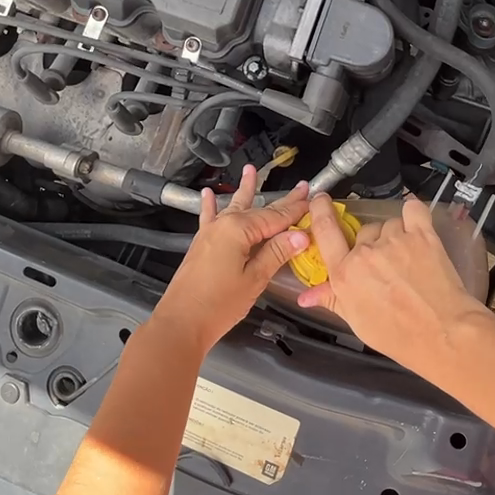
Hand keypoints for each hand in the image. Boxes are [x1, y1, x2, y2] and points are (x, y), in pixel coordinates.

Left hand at [148, 166, 311, 356]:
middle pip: (259, 210)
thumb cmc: (218, 305)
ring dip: (245, 190)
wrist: (181, 323)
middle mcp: (223, 225)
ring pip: (234, 207)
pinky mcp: (202, 245)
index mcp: (238, 230)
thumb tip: (300, 234)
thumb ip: (276, 253)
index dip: (296, 210)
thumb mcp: (254, 279)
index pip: (275, 217)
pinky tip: (208, 194)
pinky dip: (210, 206)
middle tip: (300, 188)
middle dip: (281, 201)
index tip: (312, 200)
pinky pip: (209, 218)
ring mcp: (210, 234)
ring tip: (250, 170)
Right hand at [296, 194, 493, 371]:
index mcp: (345, 272)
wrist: (444, 334)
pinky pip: (413, 210)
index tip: (320, 200)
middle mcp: (366, 252)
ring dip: (394, 236)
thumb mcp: (358, 322)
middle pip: (363, 232)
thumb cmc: (400, 335)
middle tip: (385, 266)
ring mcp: (395, 240)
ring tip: (407, 259)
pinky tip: (416, 226)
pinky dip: (413, 214)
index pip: (324, 229)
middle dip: (370, 244)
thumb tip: (305, 296)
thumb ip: (332, 300)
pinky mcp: (422, 234)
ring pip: (388, 225)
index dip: (320, 210)